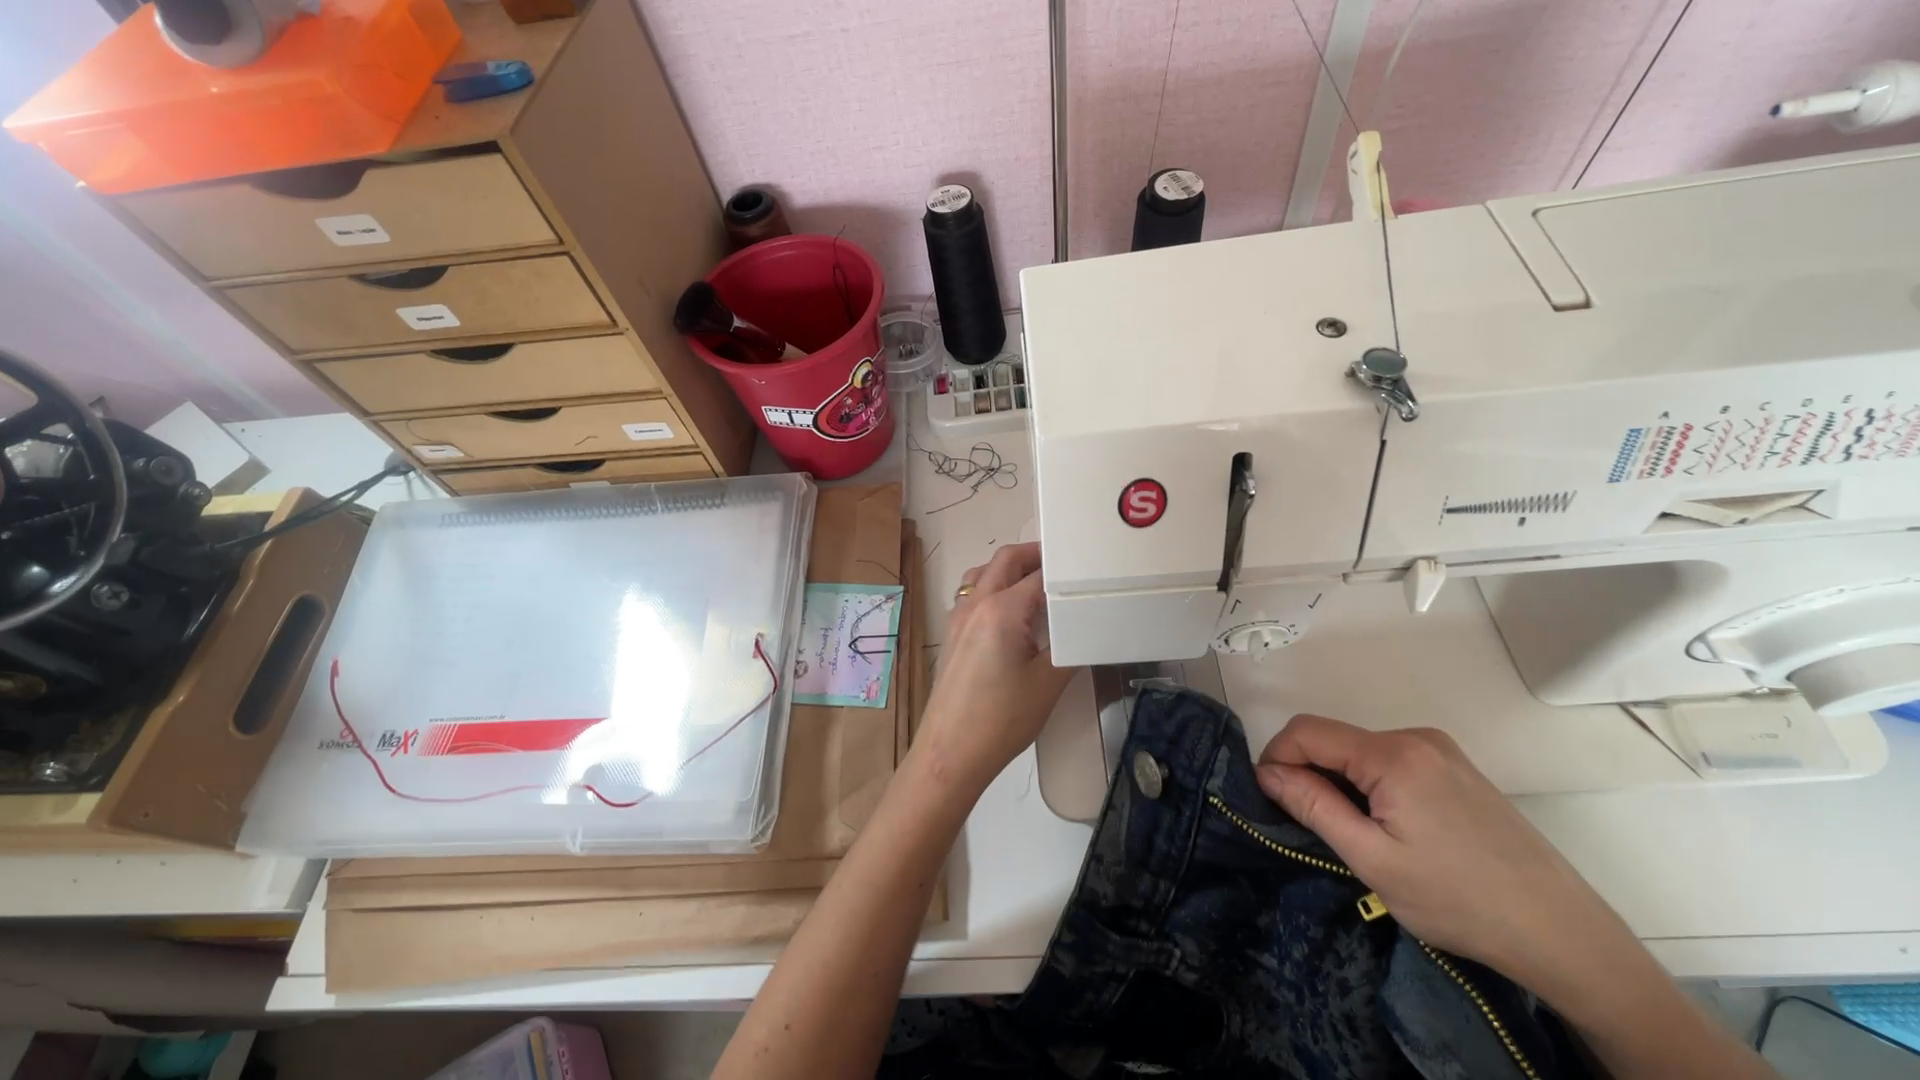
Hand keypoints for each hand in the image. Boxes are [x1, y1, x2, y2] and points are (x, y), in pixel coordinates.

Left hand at [915, 543, 1075, 791]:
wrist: (951, 753)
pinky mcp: (951, 635)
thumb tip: (1087, 630)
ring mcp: (958, 618)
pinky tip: (1013, 612)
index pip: (1039, 574)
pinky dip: (993, 587)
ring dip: (1010, 569)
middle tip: (1065, 566)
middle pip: (1005, 561)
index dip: (1065, 569)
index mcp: (1001, 610)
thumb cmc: (1002, 719)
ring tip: (1039, 584)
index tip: (1088, 568)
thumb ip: (1070, 647)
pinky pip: (972, 594)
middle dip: (1035, 556)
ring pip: (983, 574)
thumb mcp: (1048, 683)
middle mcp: (975, 604)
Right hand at [1254, 715, 1635, 985]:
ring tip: (1352, 836)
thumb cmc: (1457, 899)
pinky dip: (1370, 786)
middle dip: (1308, 774)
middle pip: (1334, 739)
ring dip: (1340, 782)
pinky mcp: (1456, 769)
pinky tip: (1388, 829)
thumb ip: (1315, 807)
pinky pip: (1391, 763)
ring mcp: (1441, 752)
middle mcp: (1416, 738)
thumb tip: (1268, 773)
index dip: (1275, 758)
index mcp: (1393, 755)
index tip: (1268, 802)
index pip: (1307, 731)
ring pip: (1361, 752)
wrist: (1556, 929)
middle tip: (1308, 828)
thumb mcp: (1371, 859)